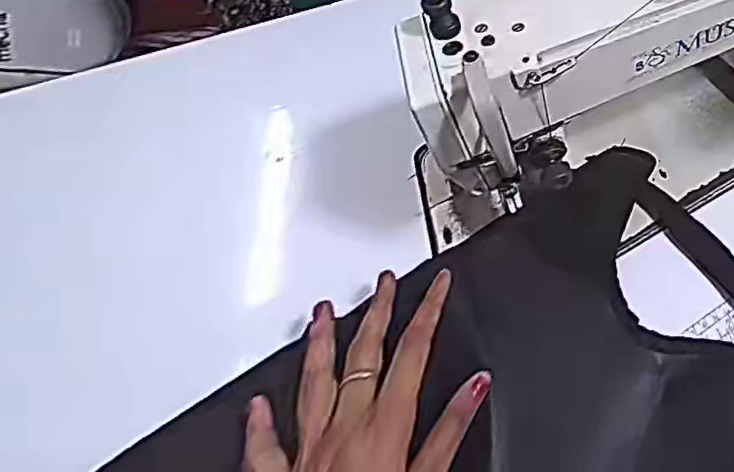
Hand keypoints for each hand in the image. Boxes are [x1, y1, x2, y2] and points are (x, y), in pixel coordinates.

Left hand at [245, 270, 490, 471]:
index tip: (438, 283)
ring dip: (321, 344)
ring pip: (314, 383)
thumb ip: (450, 430)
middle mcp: (344, 429)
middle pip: (365, 354)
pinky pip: (266, 446)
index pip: (414, 349)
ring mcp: (307, 452)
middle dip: (378, 311)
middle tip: (383, 281)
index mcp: (385, 425)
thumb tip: (477, 384)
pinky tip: (256, 403)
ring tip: (321, 314)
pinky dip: (260, 422)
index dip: (429, 308)